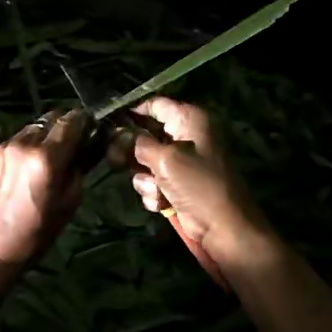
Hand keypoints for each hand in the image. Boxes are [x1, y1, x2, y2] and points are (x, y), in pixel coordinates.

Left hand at [0, 109, 90, 271]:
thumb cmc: (41, 227)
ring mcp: (6, 146)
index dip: (84, 121)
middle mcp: (24, 144)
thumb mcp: (71, 198)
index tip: (92, 127)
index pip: (71, 121)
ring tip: (50, 154)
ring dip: (46, 135)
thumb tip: (90, 144)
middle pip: (51, 119)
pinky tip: (30, 163)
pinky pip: (18, 139)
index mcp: (47, 157)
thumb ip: (80, 165)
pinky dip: (29, 145)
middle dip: (65, 126)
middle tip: (73, 141)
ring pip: (34, 127)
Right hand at [110, 97, 276, 268]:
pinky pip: (153, 181)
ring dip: (145, 178)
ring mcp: (182, 161)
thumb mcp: (166, 160)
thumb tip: (118, 134)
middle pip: (146, 134)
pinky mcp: (178, 184)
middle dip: (132, 152)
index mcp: (190, 120)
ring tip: (156, 190)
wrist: (223, 227)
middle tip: (115, 162)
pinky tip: (162, 203)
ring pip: (145, 161)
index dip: (132, 112)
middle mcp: (186, 136)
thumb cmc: (199, 185)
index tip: (108, 122)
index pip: (155, 105)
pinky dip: (154, 192)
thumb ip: (138, 144)